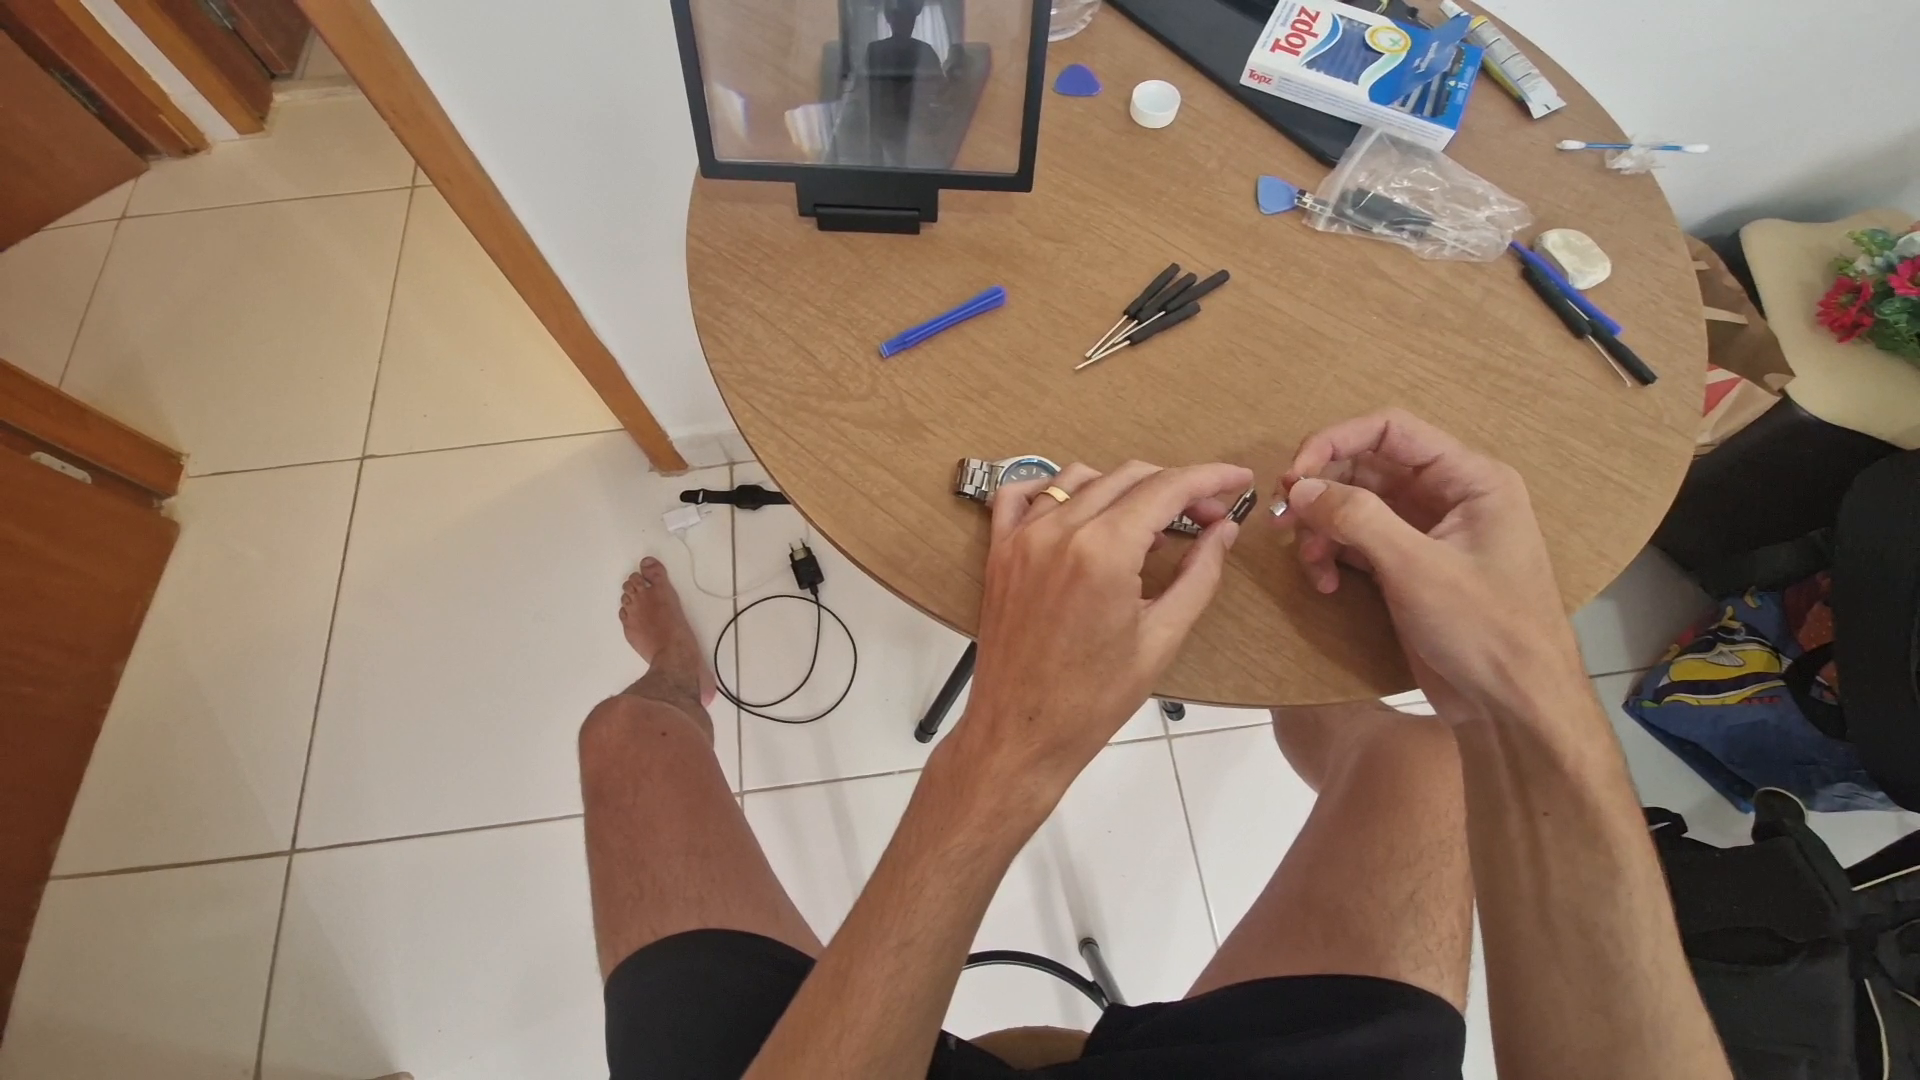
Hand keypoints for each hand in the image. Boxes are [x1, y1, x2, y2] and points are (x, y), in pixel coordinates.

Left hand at [950, 461, 1253, 802]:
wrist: (1021, 731)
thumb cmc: (1094, 699)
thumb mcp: (1161, 639)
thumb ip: (1198, 576)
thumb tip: (1223, 531)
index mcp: (1103, 552)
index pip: (1166, 489)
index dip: (1209, 478)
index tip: (1238, 479)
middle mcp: (1058, 531)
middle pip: (1127, 477)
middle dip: (1174, 487)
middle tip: (1205, 516)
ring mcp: (1021, 537)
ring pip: (1078, 478)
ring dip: (1121, 487)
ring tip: (1147, 524)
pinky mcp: (998, 552)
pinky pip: (1018, 494)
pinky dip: (1051, 486)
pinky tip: (1076, 504)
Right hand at [1275, 409, 1584, 718]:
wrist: (1512, 706)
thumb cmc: (1484, 629)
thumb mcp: (1416, 567)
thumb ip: (1356, 518)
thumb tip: (1297, 487)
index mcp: (1469, 479)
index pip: (1390, 430)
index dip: (1334, 442)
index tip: (1292, 475)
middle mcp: (1446, 497)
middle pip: (1363, 469)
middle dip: (1320, 493)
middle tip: (1283, 521)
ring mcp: (1423, 532)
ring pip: (1352, 507)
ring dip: (1321, 530)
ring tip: (1310, 564)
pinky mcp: (1405, 565)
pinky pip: (1354, 542)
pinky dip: (1333, 556)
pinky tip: (1328, 584)